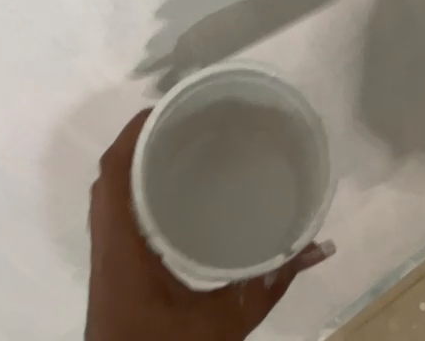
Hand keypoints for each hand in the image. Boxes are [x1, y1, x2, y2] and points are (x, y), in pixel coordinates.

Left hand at [85, 109, 335, 340]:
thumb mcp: (224, 324)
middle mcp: (106, 246)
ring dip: (134, 167)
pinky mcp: (111, 275)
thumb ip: (268, 283)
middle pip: (109, 177)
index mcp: (122, 246)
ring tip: (176, 147)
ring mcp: (105, 261)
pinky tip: (168, 198)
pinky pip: (115, 217)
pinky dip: (134, 194)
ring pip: (109, 198)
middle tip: (181, 123)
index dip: (134, 132)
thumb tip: (319, 245)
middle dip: (139, 142)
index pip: (114, 171)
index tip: (167, 106)